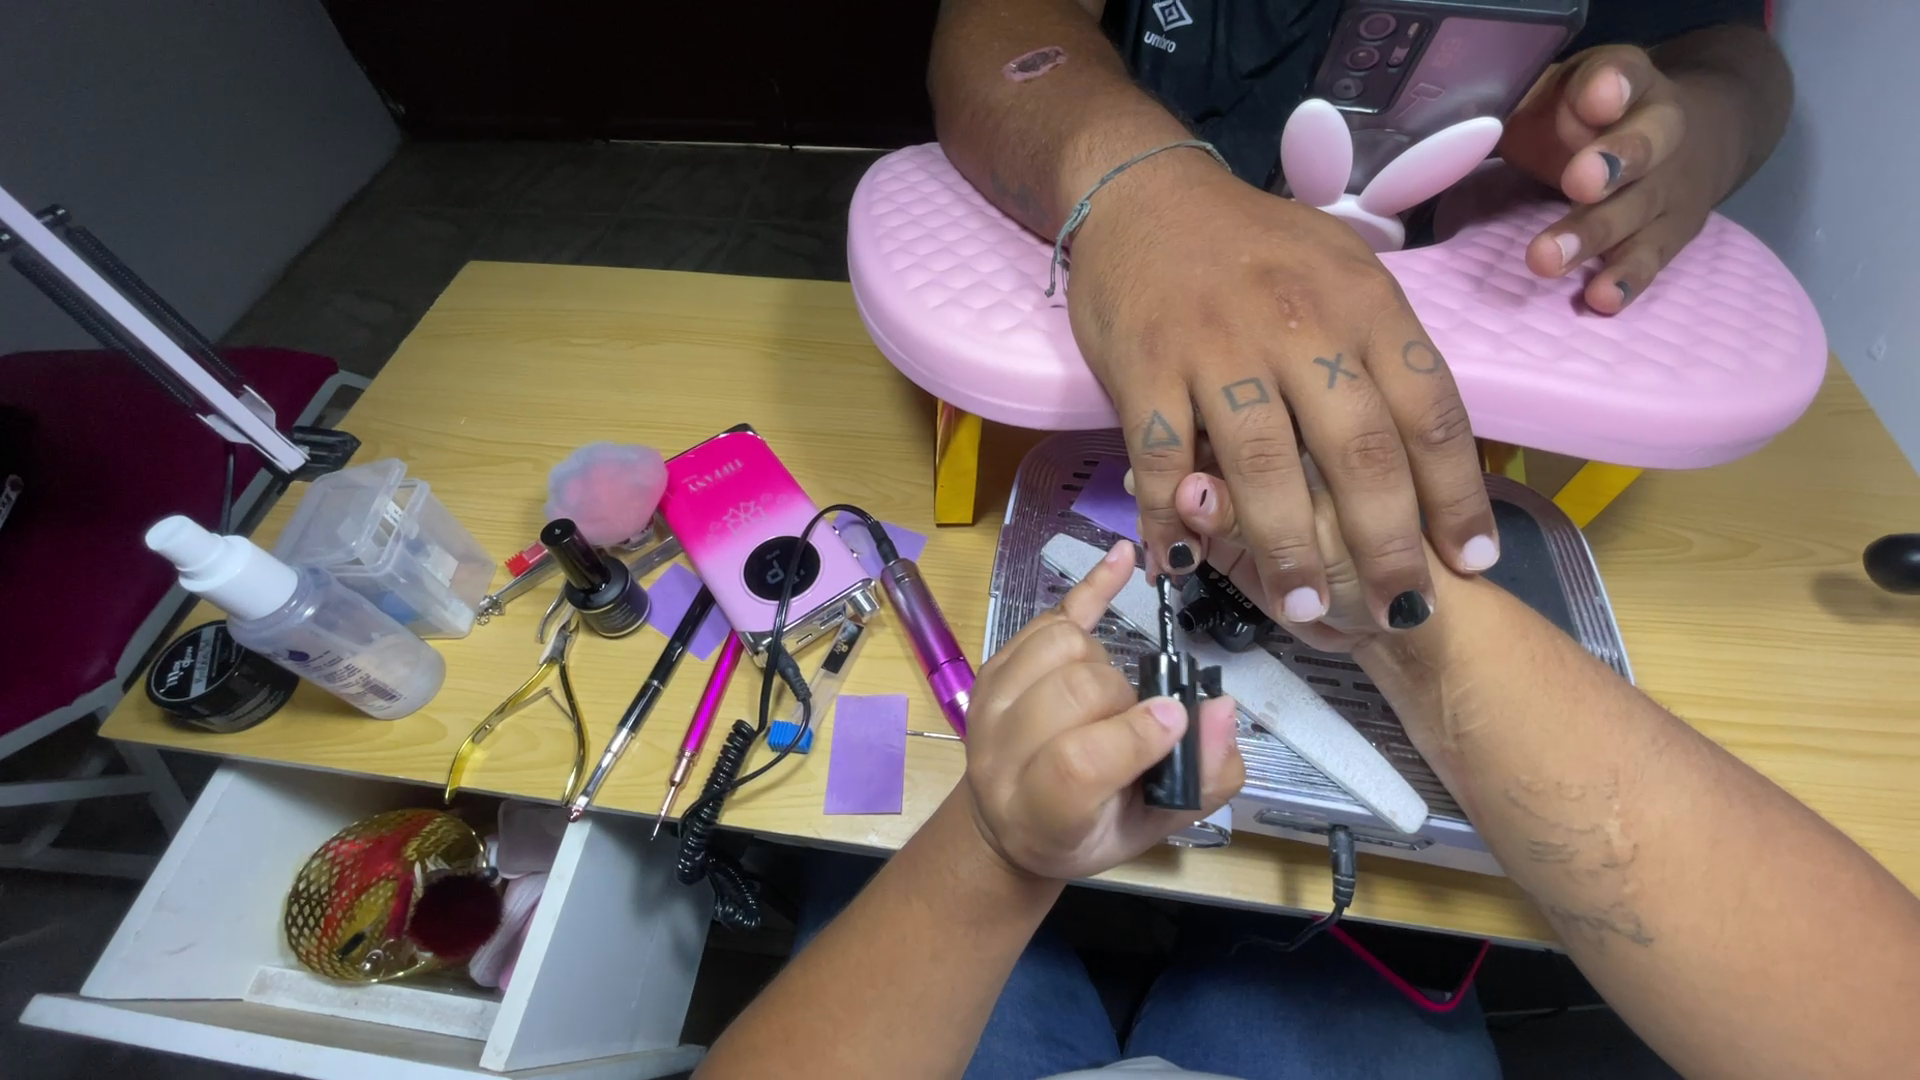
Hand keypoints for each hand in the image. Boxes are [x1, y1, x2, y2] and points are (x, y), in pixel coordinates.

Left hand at [963, 538, 1244, 879]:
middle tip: (1137, 717)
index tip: (1176, 718)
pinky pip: (1045, 616)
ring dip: (1102, 660)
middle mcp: (1000, 754)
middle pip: (1071, 692)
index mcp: (1039, 812)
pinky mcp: (995, 666)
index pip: (1075, 763)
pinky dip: (1089, 588)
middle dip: (1123, 698)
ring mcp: (990, 703)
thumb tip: (1220, 709)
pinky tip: (1123, 558)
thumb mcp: (1152, 828)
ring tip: (1111, 690)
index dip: (1132, 735)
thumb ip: (1200, 781)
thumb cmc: (1088, 829)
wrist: (1011, 818)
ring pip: (1060, 645)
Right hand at [1067, 152, 1497, 634]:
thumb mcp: (1338, 269)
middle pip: (1356, 451)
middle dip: (1384, 542)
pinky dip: (1169, 519)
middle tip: (1398, 609)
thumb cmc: (1248, 243)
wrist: (1143, 196)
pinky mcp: (1144, 369)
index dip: (1456, 494)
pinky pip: (1162, 458)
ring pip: (1261, 464)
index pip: (1429, 409)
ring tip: (1305, 608)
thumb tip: (1410, 445)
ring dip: (1286, 546)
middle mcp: (1297, 326)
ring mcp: (1215, 348)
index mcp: (1362, 302)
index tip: (1471, 559)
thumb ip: (1374, 347)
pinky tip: (1179, 563)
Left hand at [1500, 44, 1754, 312]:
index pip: (1621, 73)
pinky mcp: (1668, 232)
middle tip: (1580, 182)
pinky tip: (1602, 299)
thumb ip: (1504, 107)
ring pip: (1639, 208)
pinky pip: (1651, 256)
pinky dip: (1627, 279)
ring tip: (1548, 260)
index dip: (1609, 85)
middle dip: (1613, 162)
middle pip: (1643, 144)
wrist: (1674, 135)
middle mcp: (1658, 130)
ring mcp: (1667, 186)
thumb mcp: (1548, 96)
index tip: (1597, 97)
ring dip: (1594, 234)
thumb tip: (1432, 143)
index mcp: (1619, 87)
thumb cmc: (1578, 119)